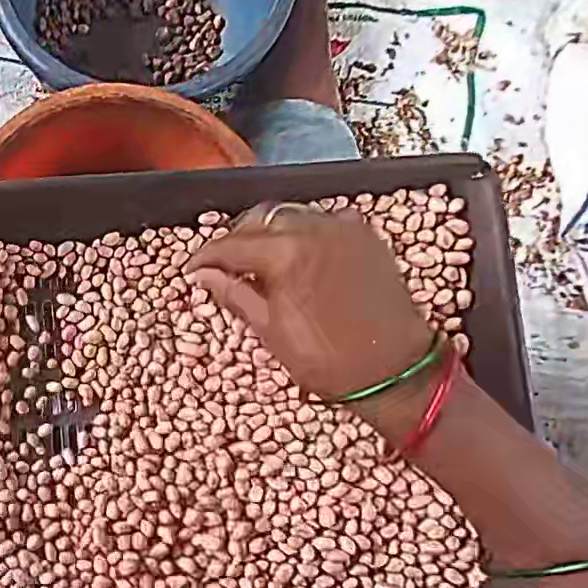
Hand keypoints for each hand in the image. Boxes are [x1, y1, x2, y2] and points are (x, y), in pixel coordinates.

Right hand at [184, 203, 432, 404]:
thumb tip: (204, 276)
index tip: (192, 269)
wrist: (394, 370)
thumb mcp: (269, 329)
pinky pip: (320, 222)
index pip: (232, 245)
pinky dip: (298, 234)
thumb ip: (234, 294)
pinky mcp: (365, 238)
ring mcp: (344, 230)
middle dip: (235, 240)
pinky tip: (291, 258)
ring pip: (290, 216)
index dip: (206, 257)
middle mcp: (316, 230)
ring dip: (266, 234)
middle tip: (220, 266)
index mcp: (287, 254)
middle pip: (259, 220)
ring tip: (253, 262)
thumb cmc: (327, 359)